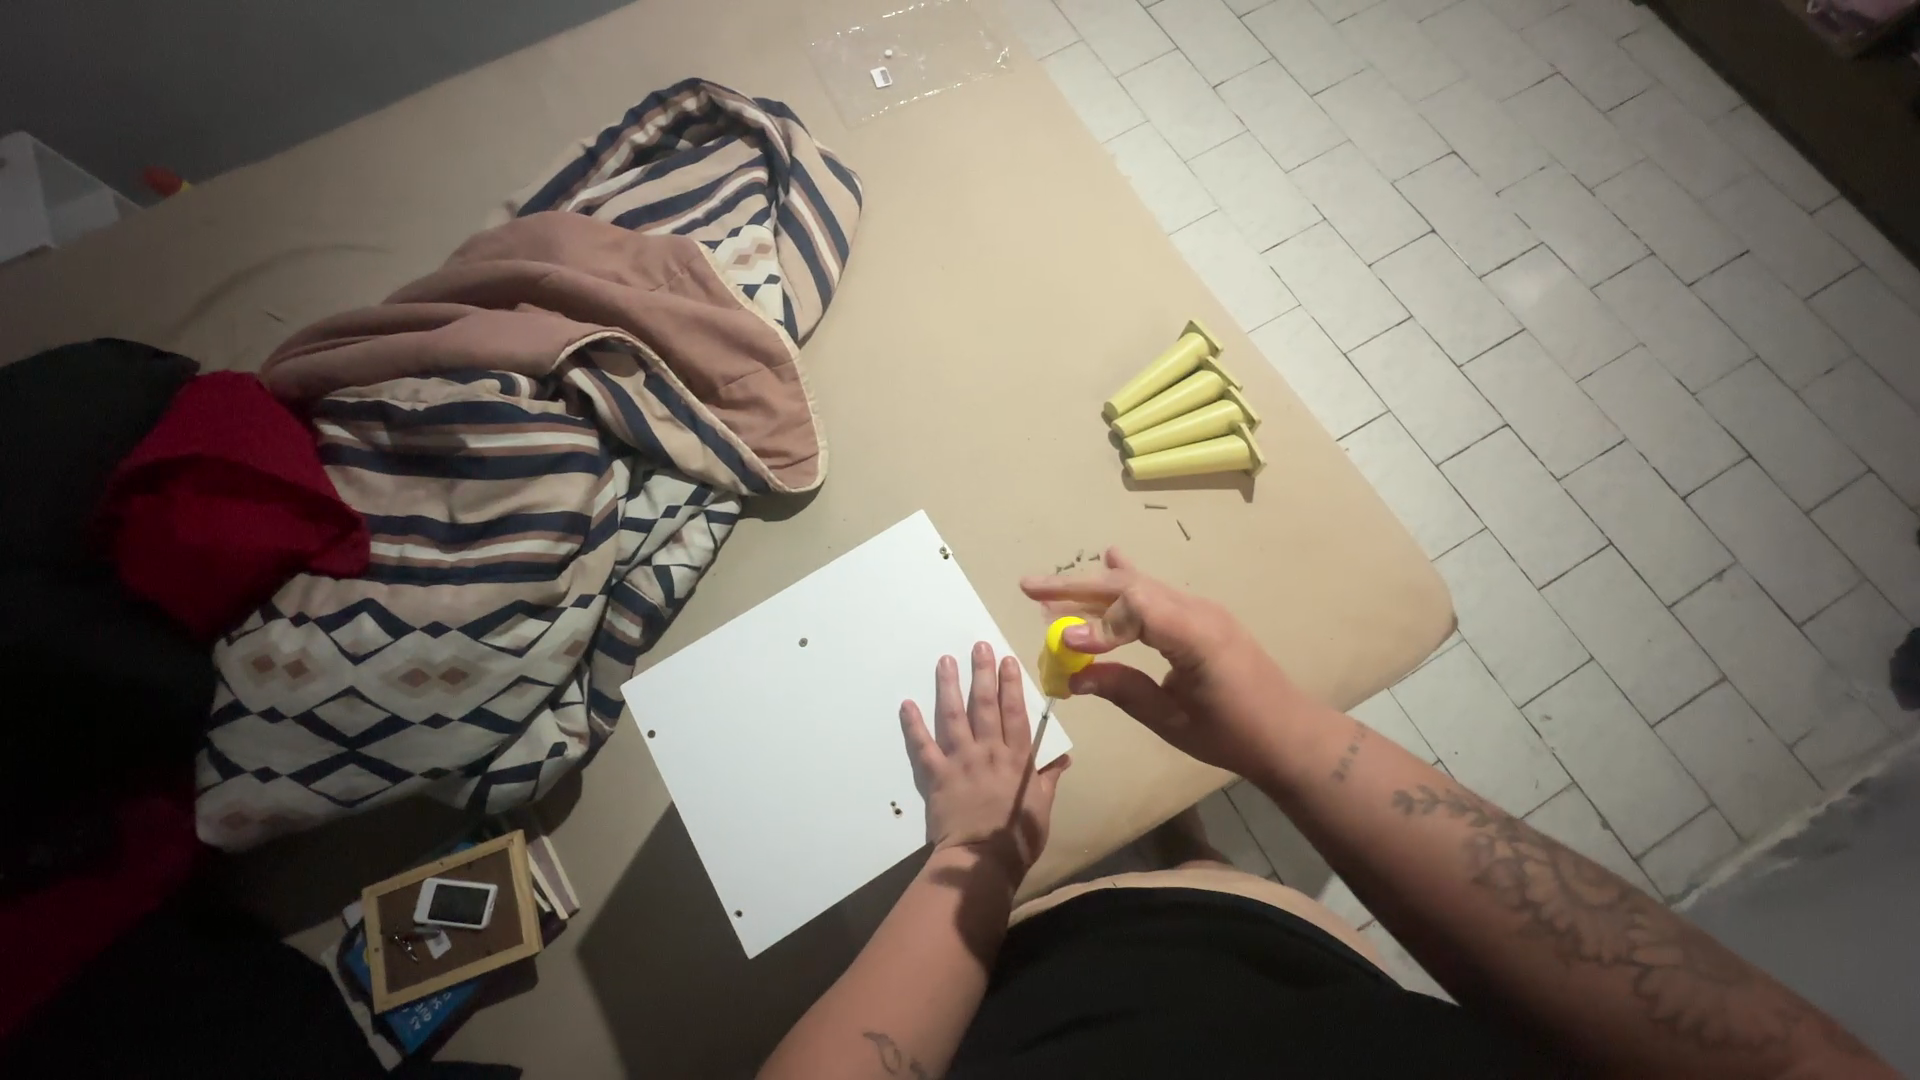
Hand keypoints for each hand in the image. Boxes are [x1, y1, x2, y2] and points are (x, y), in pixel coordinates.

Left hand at [900, 642, 1069, 883]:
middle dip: (982, 673)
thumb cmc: (1018, 838)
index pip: (1015, 713)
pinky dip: (912, 725)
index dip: (1011, 684)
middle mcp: (988, 751)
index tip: (1007, 660)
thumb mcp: (1043, 808)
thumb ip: (1049, 779)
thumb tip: (1064, 757)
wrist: (982, 861)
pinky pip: (921, 745)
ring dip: (949, 686)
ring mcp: (959, 761)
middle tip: (978, 646)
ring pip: (953, 716)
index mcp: (1016, 759)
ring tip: (945, 661)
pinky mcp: (935, 775)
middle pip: (985, 705)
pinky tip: (906, 704)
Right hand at [1019, 548, 1313, 776]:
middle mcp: (1198, 610)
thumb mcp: (1171, 720)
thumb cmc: (1233, 734)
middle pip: (1129, 585)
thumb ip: (1122, 691)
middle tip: (1029, 588)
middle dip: (1076, 587)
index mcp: (1196, 636)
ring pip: (1138, 585)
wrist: (1288, 732)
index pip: (1136, 608)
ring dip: (1093, 587)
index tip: (1063, 642)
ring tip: (1050, 589)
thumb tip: (1072, 675)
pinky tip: (1111, 559)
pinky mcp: (1199, 616)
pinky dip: (1124, 584)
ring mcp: (1200, 608)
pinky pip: (1155, 592)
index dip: (1095, 622)